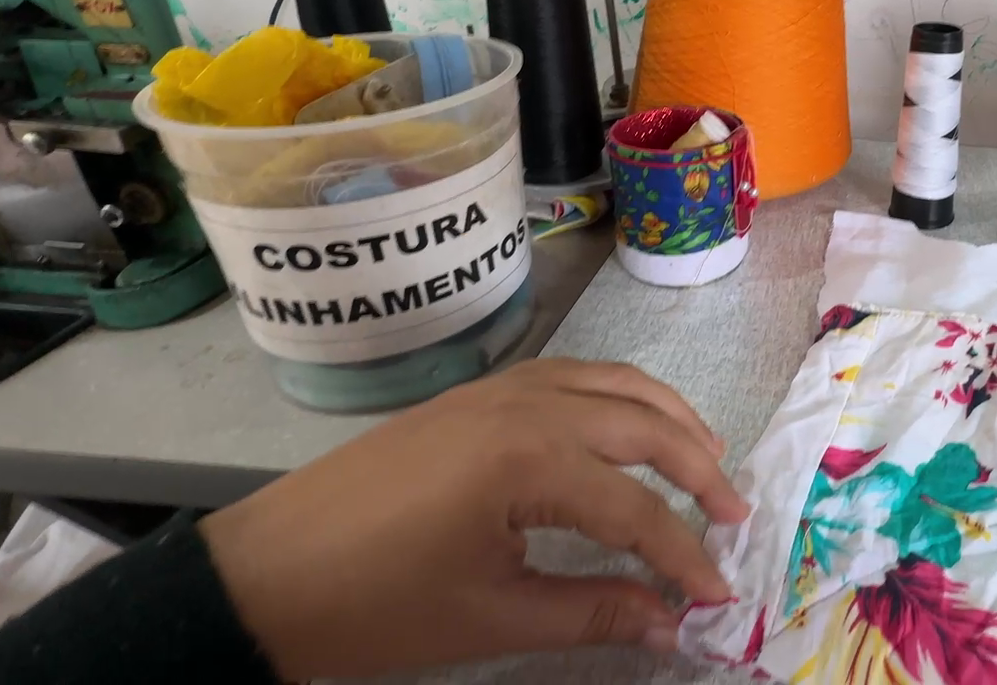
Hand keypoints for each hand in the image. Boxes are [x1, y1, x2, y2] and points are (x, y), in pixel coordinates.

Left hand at [199, 360, 748, 679]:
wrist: (262, 573)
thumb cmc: (373, 606)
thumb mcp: (488, 618)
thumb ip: (592, 611)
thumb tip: (671, 622)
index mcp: (531, 460)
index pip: (636, 508)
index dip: (684, 552)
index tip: (719, 591)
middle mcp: (534, 402)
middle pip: (645, 425)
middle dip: (699, 467)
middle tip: (734, 512)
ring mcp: (511, 384)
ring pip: (620, 382)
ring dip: (670, 415)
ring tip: (706, 453)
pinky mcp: (491, 387)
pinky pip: (582, 374)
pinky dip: (624, 394)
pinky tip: (632, 422)